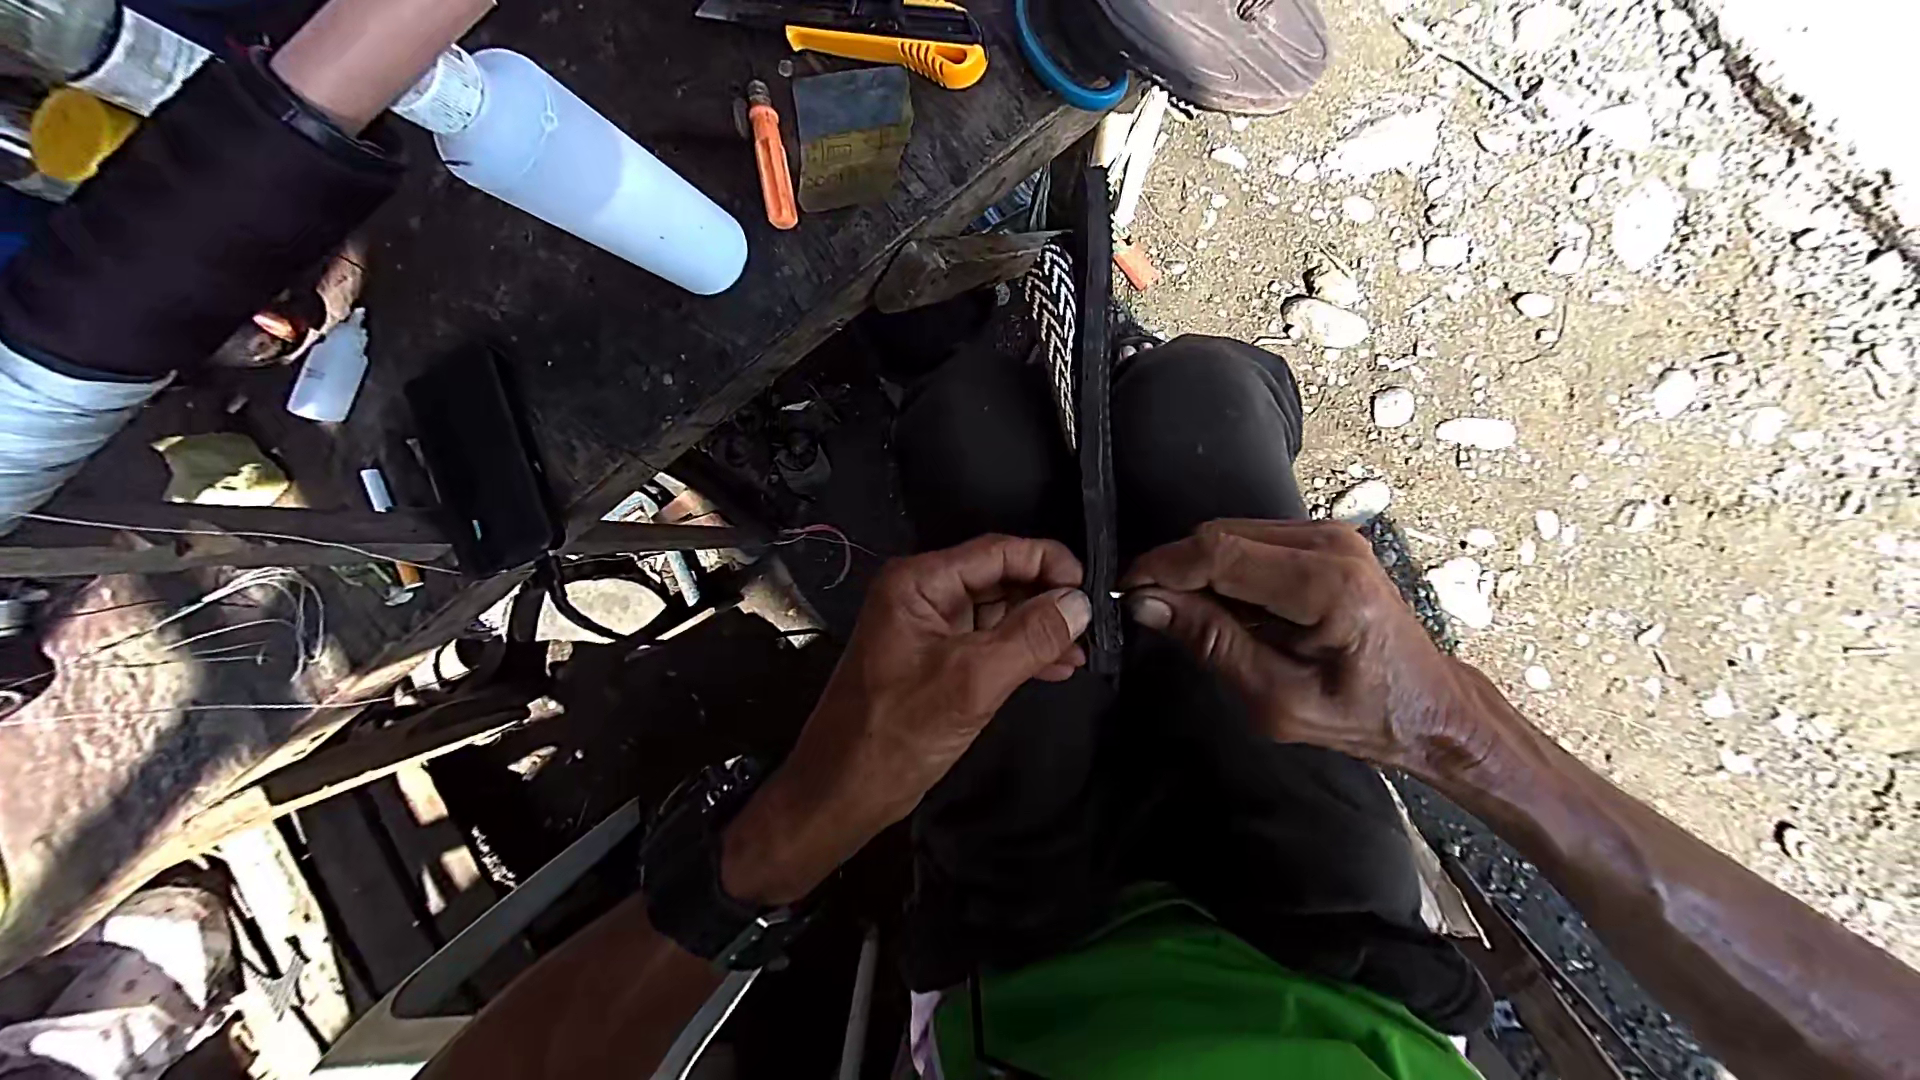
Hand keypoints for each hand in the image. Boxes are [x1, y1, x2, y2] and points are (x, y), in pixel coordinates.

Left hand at [724, 535, 1089, 903]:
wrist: (843, 790)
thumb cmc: (896, 733)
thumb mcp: (972, 680)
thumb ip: (1030, 636)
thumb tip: (1080, 603)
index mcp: (919, 582)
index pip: (996, 551)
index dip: (1047, 562)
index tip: (1089, 586)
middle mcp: (923, 594)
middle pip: (999, 578)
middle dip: (1046, 599)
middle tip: (1090, 624)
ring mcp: (930, 627)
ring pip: (998, 612)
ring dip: (1039, 629)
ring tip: (1080, 651)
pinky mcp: (938, 659)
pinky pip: (988, 641)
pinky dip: (1021, 652)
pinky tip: (1056, 666)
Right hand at [1121, 519, 1490, 779]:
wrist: (1428, 705)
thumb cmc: (1364, 715)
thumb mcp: (1276, 700)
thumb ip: (1210, 643)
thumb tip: (1149, 604)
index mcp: (1328, 586)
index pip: (1217, 553)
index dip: (1161, 568)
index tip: (1127, 590)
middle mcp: (1330, 545)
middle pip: (1217, 536)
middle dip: (1174, 571)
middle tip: (1154, 613)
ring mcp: (1329, 535)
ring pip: (1226, 534)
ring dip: (1197, 572)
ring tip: (1197, 618)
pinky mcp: (1322, 538)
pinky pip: (1247, 539)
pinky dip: (1221, 570)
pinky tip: (1229, 607)